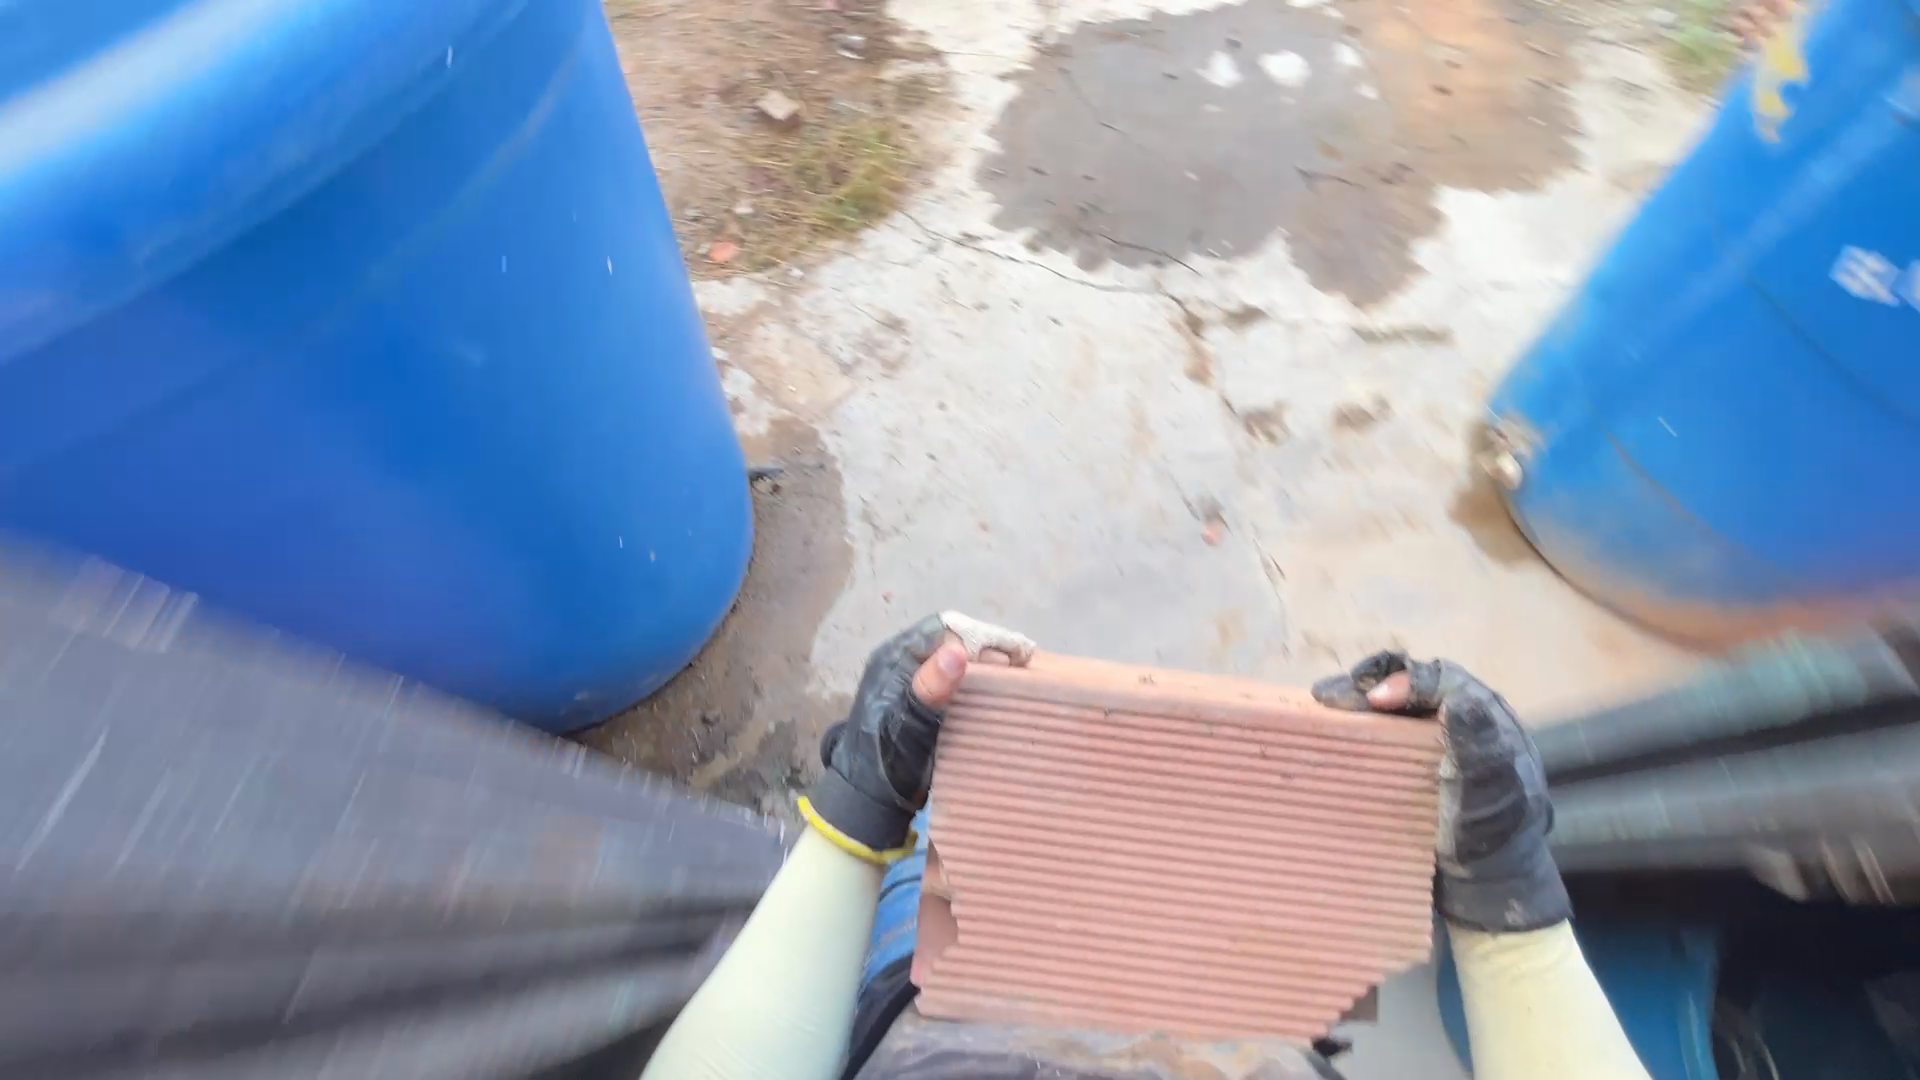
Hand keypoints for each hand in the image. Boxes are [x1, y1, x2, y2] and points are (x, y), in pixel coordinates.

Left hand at [800, 612, 1035, 862]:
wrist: (864, 798)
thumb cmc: (884, 759)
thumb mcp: (909, 725)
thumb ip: (930, 687)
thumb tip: (958, 650)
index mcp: (896, 656)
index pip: (946, 629)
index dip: (981, 637)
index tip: (1013, 654)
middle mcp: (904, 661)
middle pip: (952, 641)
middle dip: (986, 651)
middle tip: (1021, 670)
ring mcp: (911, 681)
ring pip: (954, 660)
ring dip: (983, 668)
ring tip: (1015, 683)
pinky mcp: (920, 701)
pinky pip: (951, 680)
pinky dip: (974, 685)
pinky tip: (994, 699)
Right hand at [1312, 651, 1569, 932]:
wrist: (1483, 879)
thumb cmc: (1492, 837)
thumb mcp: (1491, 796)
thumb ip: (1479, 748)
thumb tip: (1460, 700)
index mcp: (1485, 715)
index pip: (1440, 678)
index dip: (1404, 681)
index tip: (1374, 701)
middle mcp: (1455, 714)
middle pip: (1407, 677)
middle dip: (1368, 681)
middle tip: (1331, 698)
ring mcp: (1427, 731)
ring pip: (1386, 692)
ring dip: (1353, 694)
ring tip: (1322, 701)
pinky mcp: (1402, 749)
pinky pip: (1375, 718)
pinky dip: (1350, 715)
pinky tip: (1328, 721)